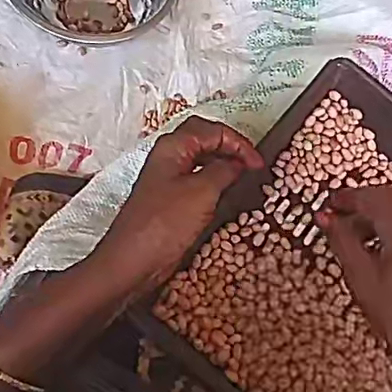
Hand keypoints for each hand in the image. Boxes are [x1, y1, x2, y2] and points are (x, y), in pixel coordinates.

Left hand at [91, 116, 263, 296]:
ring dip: (223, 164)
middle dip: (230, 147)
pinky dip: (214, 182)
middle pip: (204, 139)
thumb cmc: (165, 223)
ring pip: (200, 160)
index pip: (212, 130)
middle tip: (252, 163)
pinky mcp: (170, 201)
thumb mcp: (203, 191)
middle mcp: (168, 158)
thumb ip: (224, 170)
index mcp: (173, 147)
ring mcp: (167, 180)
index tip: (258, 163)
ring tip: (243, 177)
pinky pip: (196, 182)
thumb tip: (239, 164)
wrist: (133, 261)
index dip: (239, 143)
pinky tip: (225, 195)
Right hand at [317, 186, 391, 377]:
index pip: (372, 197)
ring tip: (350, 235)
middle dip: (360, 202)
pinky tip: (373, 246)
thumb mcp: (362, 278)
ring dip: (374, 215)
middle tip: (335, 215)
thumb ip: (342, 241)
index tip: (327, 204)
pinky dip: (388, 227)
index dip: (346, 197)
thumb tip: (326, 217)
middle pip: (388, 198)